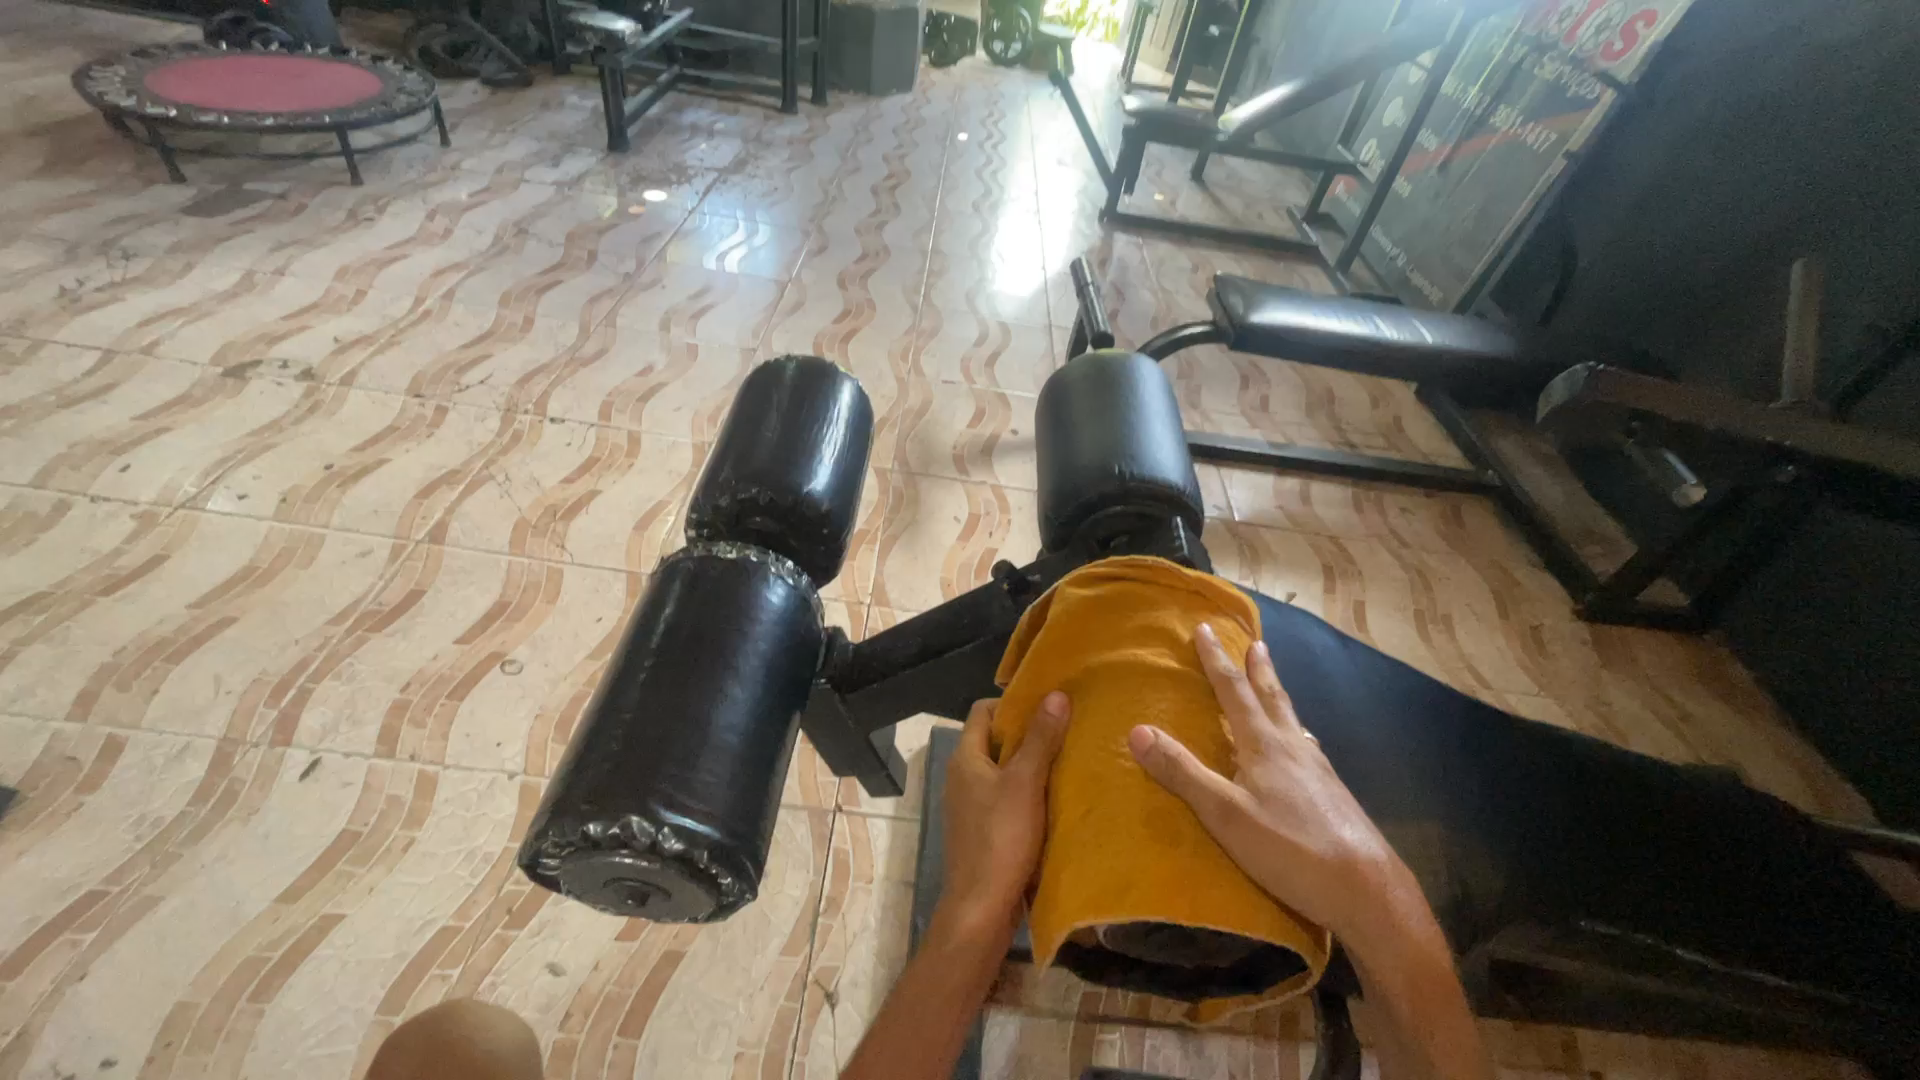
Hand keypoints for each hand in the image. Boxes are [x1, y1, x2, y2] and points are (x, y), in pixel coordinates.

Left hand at [937, 692, 1071, 938]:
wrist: (981, 908)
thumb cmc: (1001, 838)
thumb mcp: (1025, 782)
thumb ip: (1040, 739)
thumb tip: (1056, 694)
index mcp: (965, 757)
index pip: (983, 711)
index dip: (1013, 704)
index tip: (1048, 706)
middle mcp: (962, 776)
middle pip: (995, 741)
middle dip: (1029, 735)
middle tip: (1067, 732)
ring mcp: (971, 806)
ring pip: (1004, 772)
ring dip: (1032, 767)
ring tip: (1069, 763)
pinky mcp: (983, 831)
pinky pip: (1007, 799)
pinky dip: (1029, 795)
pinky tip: (1057, 801)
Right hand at [1127, 623, 1409, 940]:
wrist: (1368, 891)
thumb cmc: (1289, 849)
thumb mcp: (1224, 814)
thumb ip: (1182, 773)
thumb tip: (1137, 730)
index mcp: (1264, 746)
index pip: (1234, 692)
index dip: (1216, 660)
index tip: (1204, 629)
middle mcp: (1294, 748)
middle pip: (1272, 698)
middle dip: (1258, 669)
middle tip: (1256, 643)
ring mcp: (1319, 772)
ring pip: (1293, 722)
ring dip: (1278, 698)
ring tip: (1275, 687)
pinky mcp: (1334, 796)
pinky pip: (1308, 748)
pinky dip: (1296, 733)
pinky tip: (1303, 748)